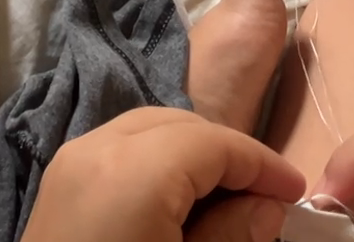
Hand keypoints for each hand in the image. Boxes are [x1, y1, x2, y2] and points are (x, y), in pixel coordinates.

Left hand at [21, 107, 307, 241]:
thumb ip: (231, 236)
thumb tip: (266, 206)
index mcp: (133, 172)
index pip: (212, 143)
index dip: (260, 162)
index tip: (295, 191)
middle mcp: (98, 146)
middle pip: (178, 123)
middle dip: (224, 151)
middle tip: (264, 194)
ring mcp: (71, 158)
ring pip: (147, 126)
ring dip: (191, 149)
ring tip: (226, 193)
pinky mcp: (59, 177)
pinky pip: (119, 144)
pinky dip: (155, 156)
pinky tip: (176, 195)